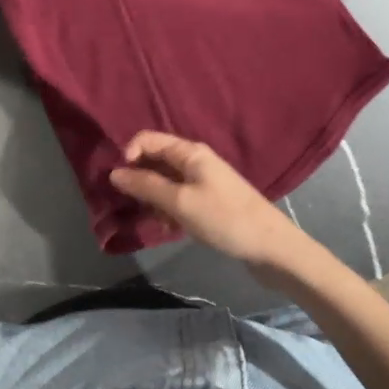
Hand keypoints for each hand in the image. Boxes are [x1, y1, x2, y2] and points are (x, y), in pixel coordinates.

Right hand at [109, 130, 302, 263]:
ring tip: (155, 220)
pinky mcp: (210, 202)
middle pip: (156, 160)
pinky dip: (169, 209)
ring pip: (166, 182)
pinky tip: (169, 228)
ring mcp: (204, 182)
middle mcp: (196, 161)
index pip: (147, 139)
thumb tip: (114, 173)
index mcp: (190, 152)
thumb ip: (146, 186)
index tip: (121, 181)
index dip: (129, 155)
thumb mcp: (180, 203)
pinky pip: (179, 198)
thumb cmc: (225, 219)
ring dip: (154, 198)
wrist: (274, 249)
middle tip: (133, 205)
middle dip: (140, 179)